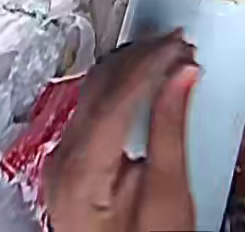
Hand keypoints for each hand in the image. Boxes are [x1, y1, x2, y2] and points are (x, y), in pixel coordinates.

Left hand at [45, 32, 198, 231]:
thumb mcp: (168, 200)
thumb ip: (171, 129)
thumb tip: (183, 71)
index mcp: (82, 171)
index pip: (116, 95)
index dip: (150, 62)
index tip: (180, 44)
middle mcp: (63, 156)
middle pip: (102, 85)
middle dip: (144, 56)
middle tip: (181, 43)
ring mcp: (61, 154)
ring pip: (94, 86)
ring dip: (133, 63)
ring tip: (169, 51)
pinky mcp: (70, 155)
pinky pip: (93, 102)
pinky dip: (122, 81)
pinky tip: (146, 72)